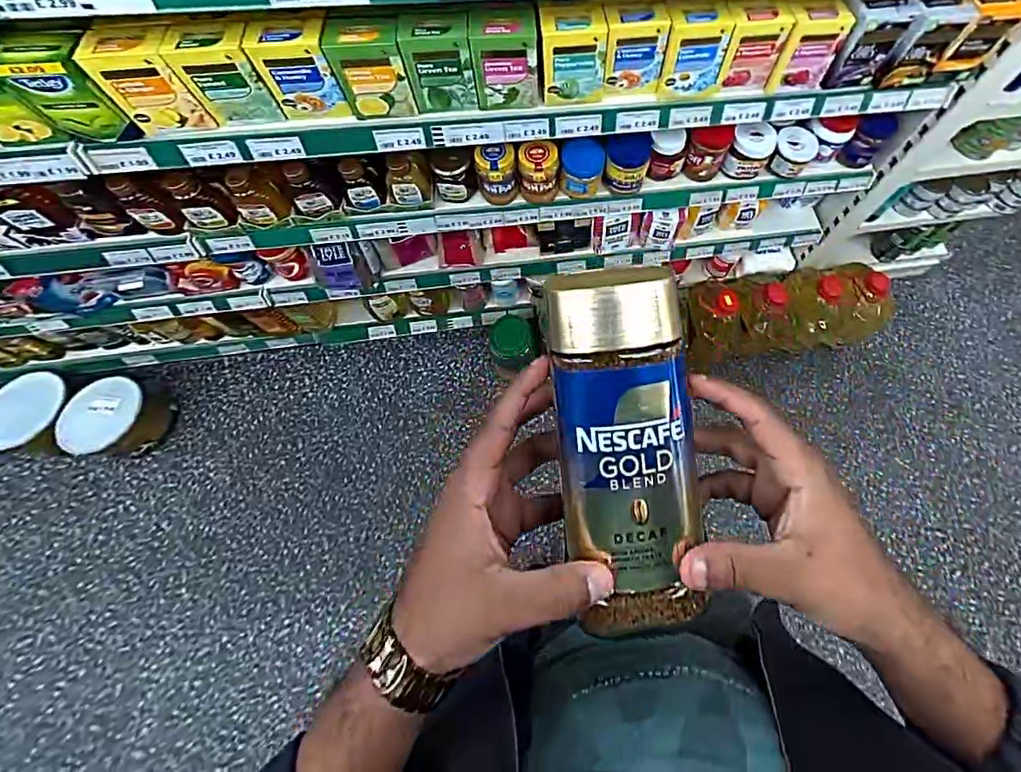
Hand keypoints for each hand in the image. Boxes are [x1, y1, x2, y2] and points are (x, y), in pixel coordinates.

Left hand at [391, 358, 612, 673]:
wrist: (412, 656)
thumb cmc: (443, 616)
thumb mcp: (502, 602)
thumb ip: (557, 589)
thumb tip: (608, 574)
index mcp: (471, 490)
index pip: (497, 428)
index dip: (520, 393)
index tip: (544, 364)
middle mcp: (480, 492)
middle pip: (514, 439)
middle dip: (543, 412)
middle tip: (580, 393)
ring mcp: (488, 513)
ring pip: (526, 471)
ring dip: (556, 456)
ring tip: (595, 443)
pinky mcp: (498, 534)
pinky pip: (534, 503)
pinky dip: (558, 497)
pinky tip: (588, 503)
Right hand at [681, 374, 931, 652]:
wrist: (879, 611)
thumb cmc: (847, 580)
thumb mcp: (787, 572)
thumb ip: (733, 566)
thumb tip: (683, 564)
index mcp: (798, 466)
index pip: (757, 416)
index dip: (724, 394)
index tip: (690, 381)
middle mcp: (790, 469)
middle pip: (742, 437)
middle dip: (705, 426)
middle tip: (664, 423)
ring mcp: (786, 489)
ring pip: (739, 464)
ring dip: (707, 462)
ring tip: (665, 462)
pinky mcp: (781, 509)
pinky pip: (742, 490)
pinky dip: (717, 491)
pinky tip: (692, 504)